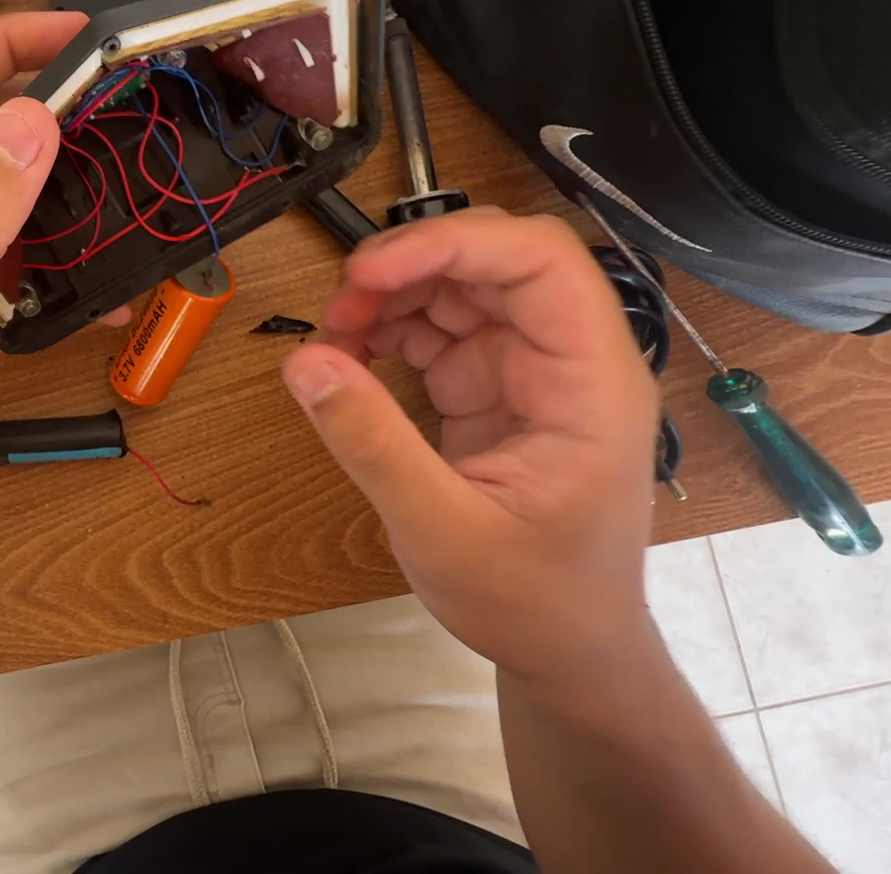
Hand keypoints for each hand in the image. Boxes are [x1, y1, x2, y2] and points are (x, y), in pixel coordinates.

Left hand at [0, 11, 88, 524]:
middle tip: (119, 100)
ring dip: (62, 166)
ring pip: (5, 174)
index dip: (0, 42)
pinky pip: (18, 233)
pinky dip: (61, 235)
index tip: (76, 35)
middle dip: (44, 94)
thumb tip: (29, 118)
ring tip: (124, 173)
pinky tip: (102, 274)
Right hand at [282, 208, 663, 684]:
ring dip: (387, 295)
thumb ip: (372, 443)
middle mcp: (562, 357)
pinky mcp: (487, 384)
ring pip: (456, 285)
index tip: (365, 274)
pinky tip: (348, 356)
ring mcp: (523, 368)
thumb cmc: (528, 599)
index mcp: (588, 381)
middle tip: (338, 307)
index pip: (537, 262)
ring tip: (332, 336)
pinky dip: (383, 328)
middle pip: (492, 259)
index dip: (449, 244)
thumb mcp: (440, 529)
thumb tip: (303, 361)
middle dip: (407, 265)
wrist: (561, 647)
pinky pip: (433, 327)